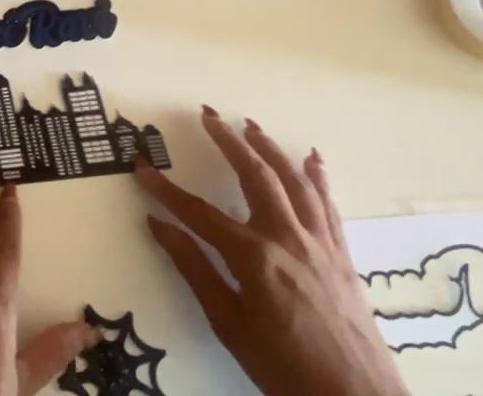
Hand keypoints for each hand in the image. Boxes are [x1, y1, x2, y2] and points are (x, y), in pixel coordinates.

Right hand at [135, 108, 408, 395]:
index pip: (197, 211)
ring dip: (270, 148)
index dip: (165, 188)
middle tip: (207, 114)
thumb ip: (195, 268)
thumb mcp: (229, 325)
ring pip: (294, 181)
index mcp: (254, 257)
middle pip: (255, 176)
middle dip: (228, 141)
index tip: (140, 166)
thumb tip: (158, 224)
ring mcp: (320, 244)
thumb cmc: (285, 369)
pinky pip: (328, 205)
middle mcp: (288, 239)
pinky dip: (318, 176)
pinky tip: (311, 158)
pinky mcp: (342, 255)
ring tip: (249, 124)